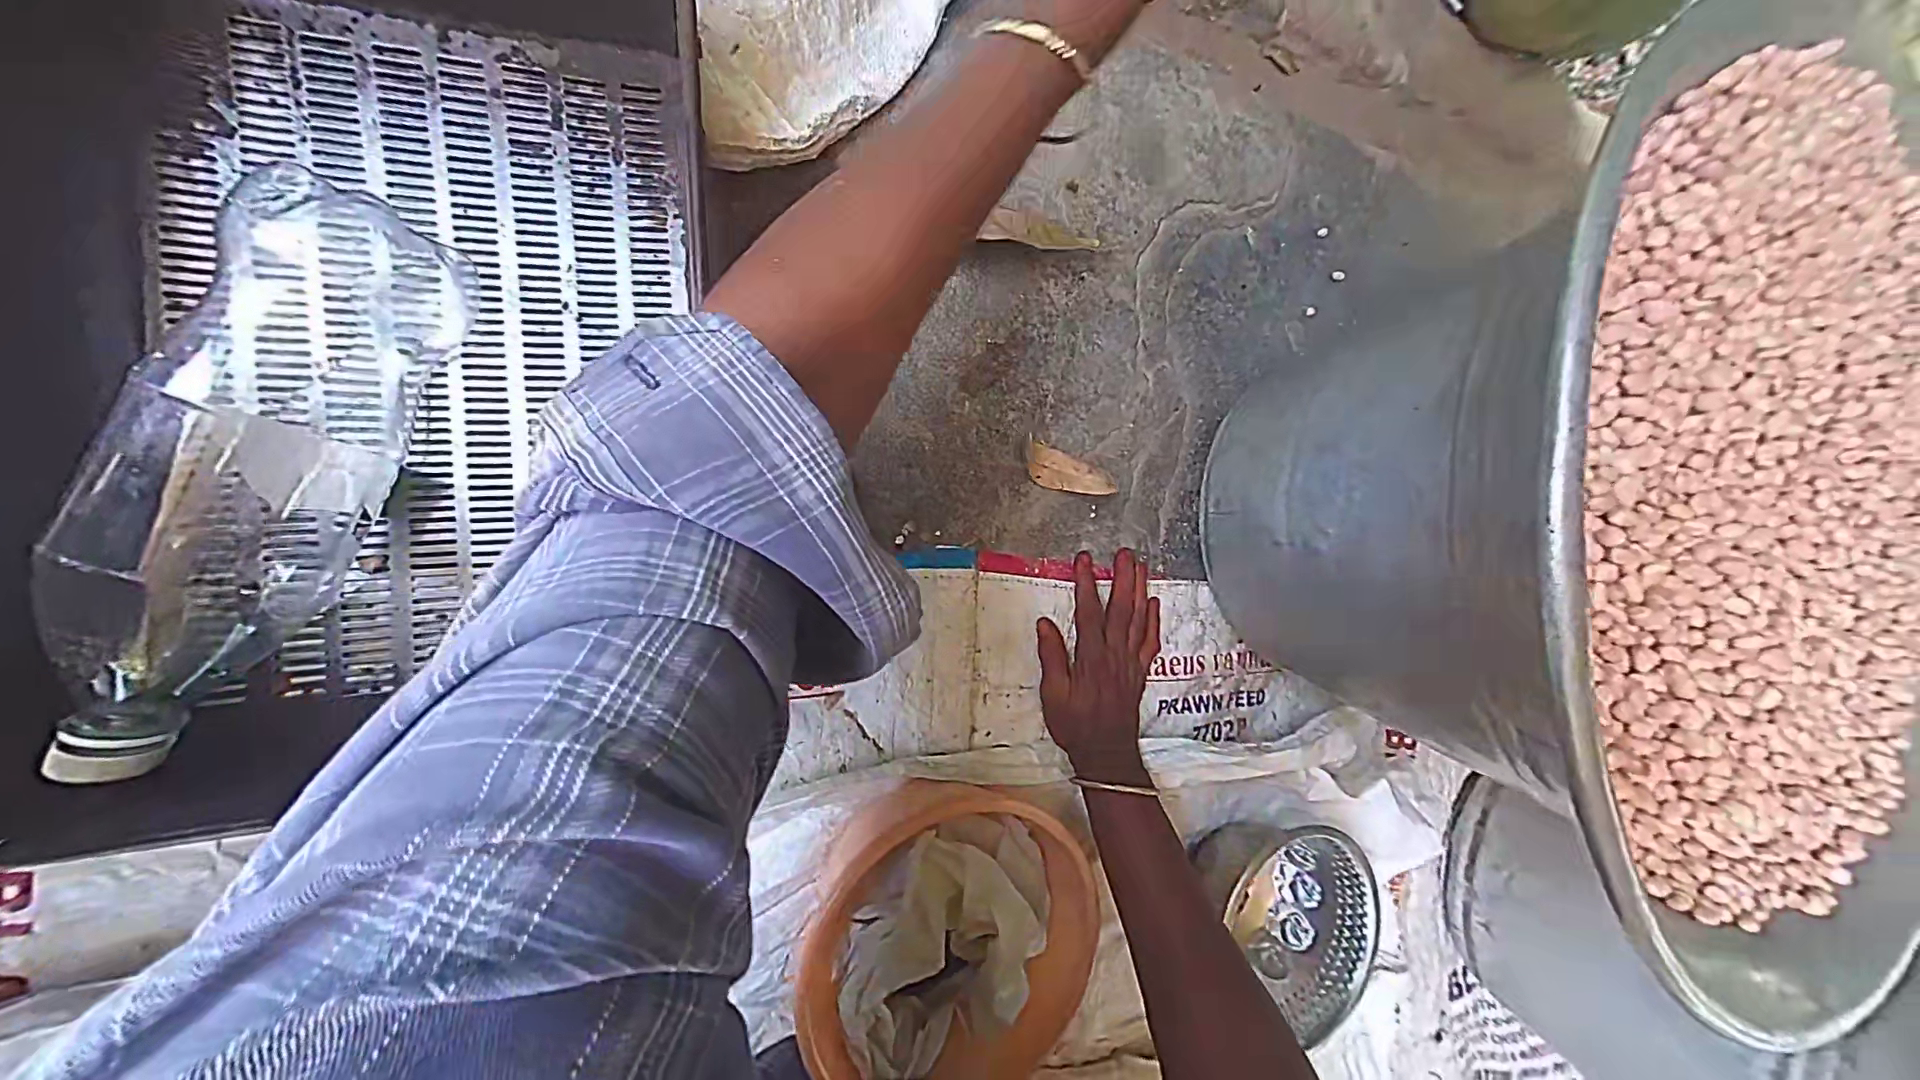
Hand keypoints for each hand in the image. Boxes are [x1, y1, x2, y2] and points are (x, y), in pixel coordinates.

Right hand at [1036, 549, 1161, 786]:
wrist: (1107, 754)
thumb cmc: (1075, 725)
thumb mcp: (1053, 695)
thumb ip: (1052, 657)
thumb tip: (1045, 623)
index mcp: (1091, 657)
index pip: (1089, 612)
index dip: (1087, 583)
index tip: (1084, 560)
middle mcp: (1114, 654)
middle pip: (1121, 609)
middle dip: (1123, 578)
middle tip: (1125, 553)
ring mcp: (1131, 662)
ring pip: (1138, 620)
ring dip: (1140, 591)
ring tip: (1141, 566)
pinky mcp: (1140, 671)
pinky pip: (1150, 642)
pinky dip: (1153, 620)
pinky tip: (1154, 602)